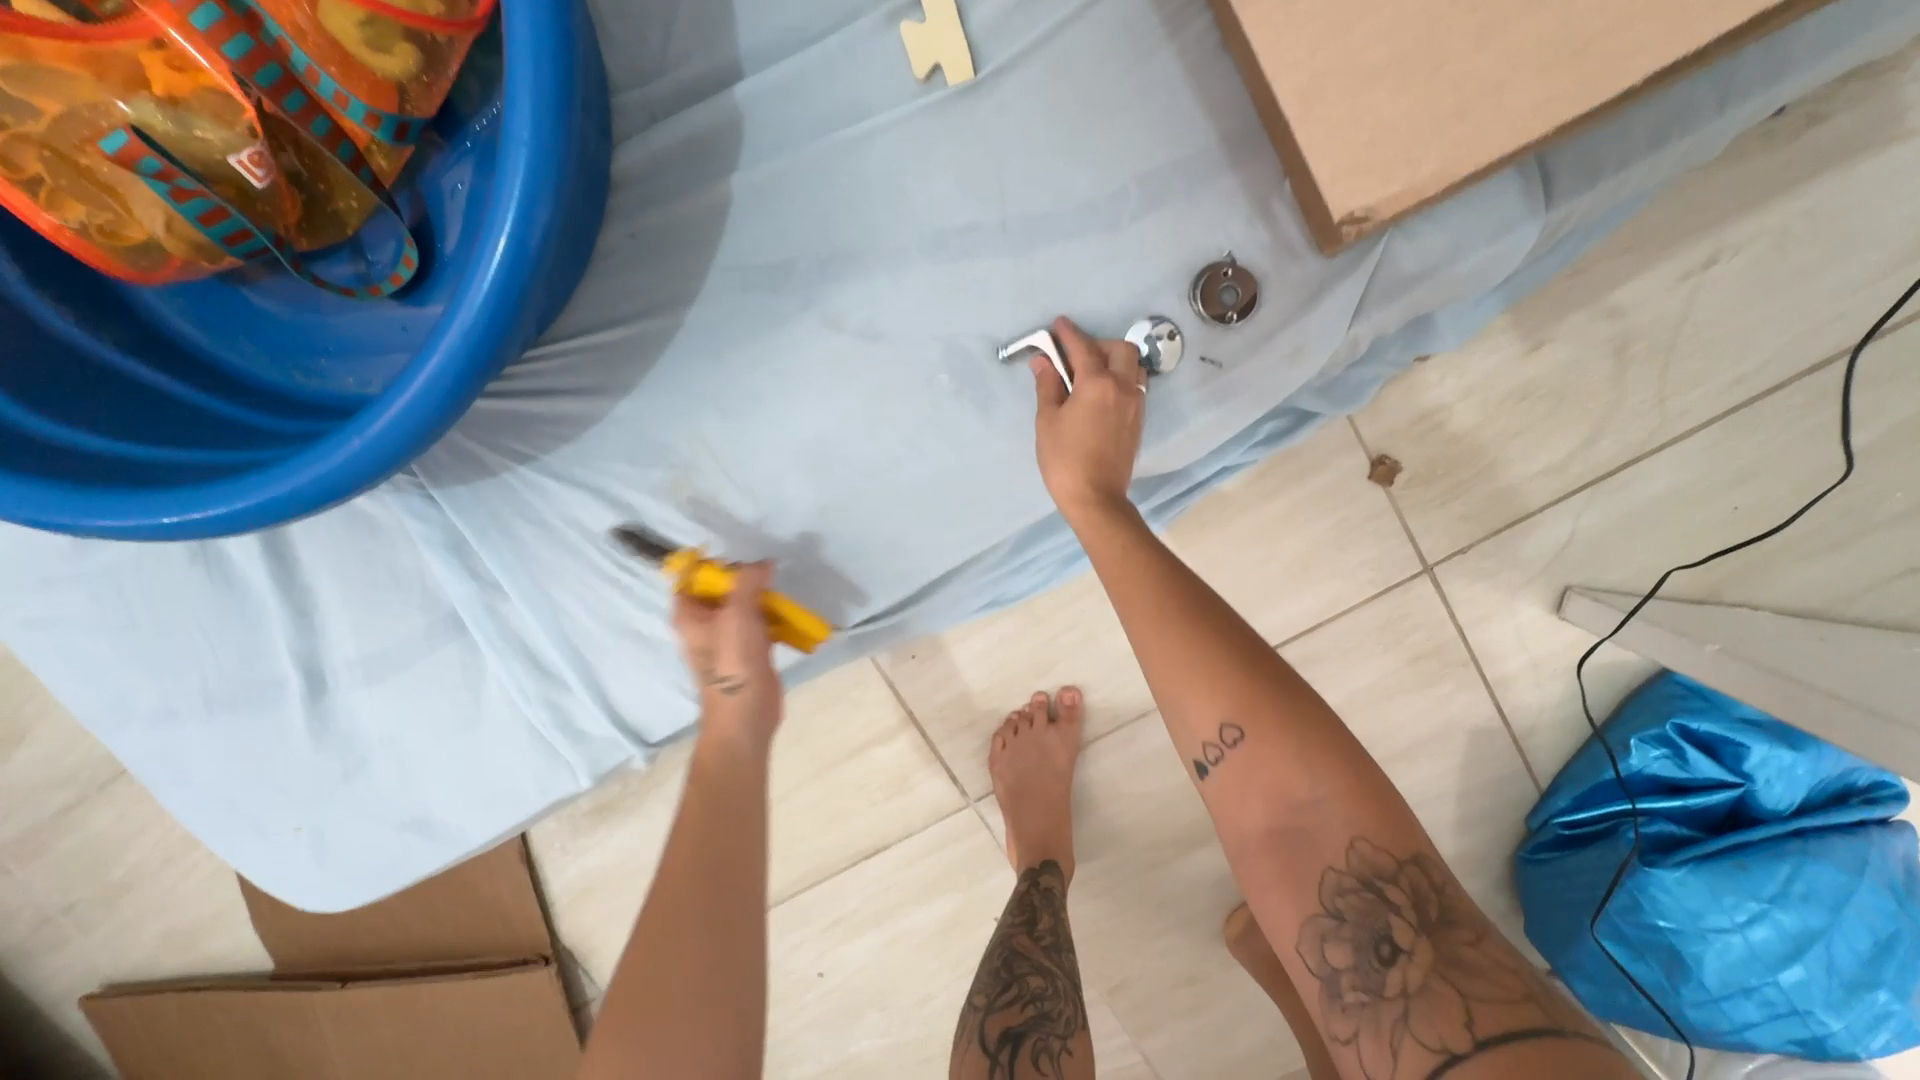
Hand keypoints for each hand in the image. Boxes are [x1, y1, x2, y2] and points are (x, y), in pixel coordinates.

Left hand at [672, 561, 782, 745]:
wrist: (746, 714)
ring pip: (745, 605)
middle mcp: (704, 623)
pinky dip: (774, 617)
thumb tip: (764, 562)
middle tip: (769, 567)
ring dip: (763, 597)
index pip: (692, 576)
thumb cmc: (734, 663)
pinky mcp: (750, 651)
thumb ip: (749, 581)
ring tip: (782, 586)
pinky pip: (761, 624)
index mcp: (689, 614)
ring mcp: (728, 638)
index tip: (741, 552)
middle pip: (723, 588)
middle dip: (746, 577)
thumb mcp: (738, 613)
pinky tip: (791, 612)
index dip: (713, 562)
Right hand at [1032, 316, 1145, 522]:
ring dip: (1115, 361)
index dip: (1068, 334)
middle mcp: (1123, 387)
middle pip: (1119, 349)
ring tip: (1092, 373)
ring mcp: (1136, 404)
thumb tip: (1043, 362)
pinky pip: (1135, 386)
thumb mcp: (1047, 421)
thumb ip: (1048, 386)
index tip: (1058, 325)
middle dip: (1098, 344)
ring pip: (1133, 367)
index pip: (1082, 348)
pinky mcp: (1139, 420)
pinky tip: (1101, 393)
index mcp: (1097, 384)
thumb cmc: (1064, 460)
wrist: (1096, 497)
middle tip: (1076, 355)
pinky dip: (1121, 379)